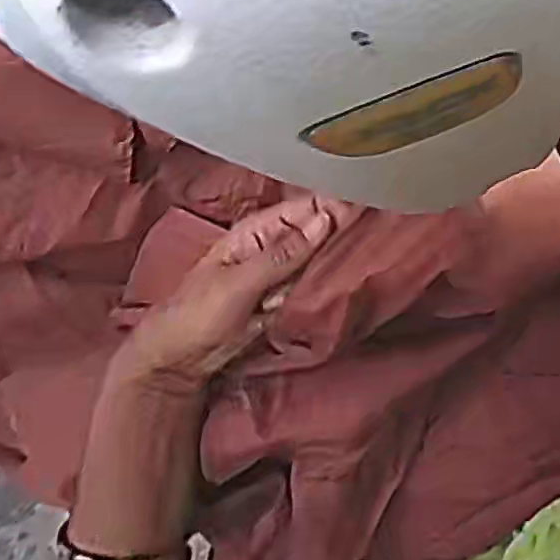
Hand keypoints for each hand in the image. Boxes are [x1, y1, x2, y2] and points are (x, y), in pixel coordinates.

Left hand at [111, 197, 357, 394]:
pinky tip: (356, 266)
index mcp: (259, 229)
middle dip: (346, 222)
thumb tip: (327, 219)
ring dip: (344, 247)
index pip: (306, 206)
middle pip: (319, 226)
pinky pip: (318, 277)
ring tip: (378, 237)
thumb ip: (284, 252)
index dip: (336, 200)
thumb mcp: (239, 283)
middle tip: (383, 217)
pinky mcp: (289, 294)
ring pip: (323, 251)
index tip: (370, 197)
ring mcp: (284, 269)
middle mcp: (276, 243)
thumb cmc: (196, 315)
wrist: (177, 363)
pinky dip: (334, 274)